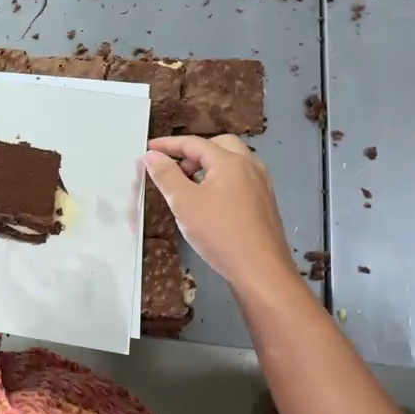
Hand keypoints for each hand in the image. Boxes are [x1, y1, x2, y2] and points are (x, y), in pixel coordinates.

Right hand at [144, 135, 299, 293]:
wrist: (261, 270)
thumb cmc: (219, 232)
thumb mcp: (184, 202)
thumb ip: (166, 175)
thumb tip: (152, 155)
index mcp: (231, 162)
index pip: (195, 143)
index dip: (169, 144)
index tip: (149, 149)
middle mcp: (250, 167)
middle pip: (220, 145)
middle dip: (194, 151)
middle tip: (176, 167)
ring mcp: (262, 185)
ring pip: (233, 162)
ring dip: (209, 164)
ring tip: (190, 184)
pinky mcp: (265, 203)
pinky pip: (241, 178)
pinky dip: (222, 178)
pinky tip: (210, 201)